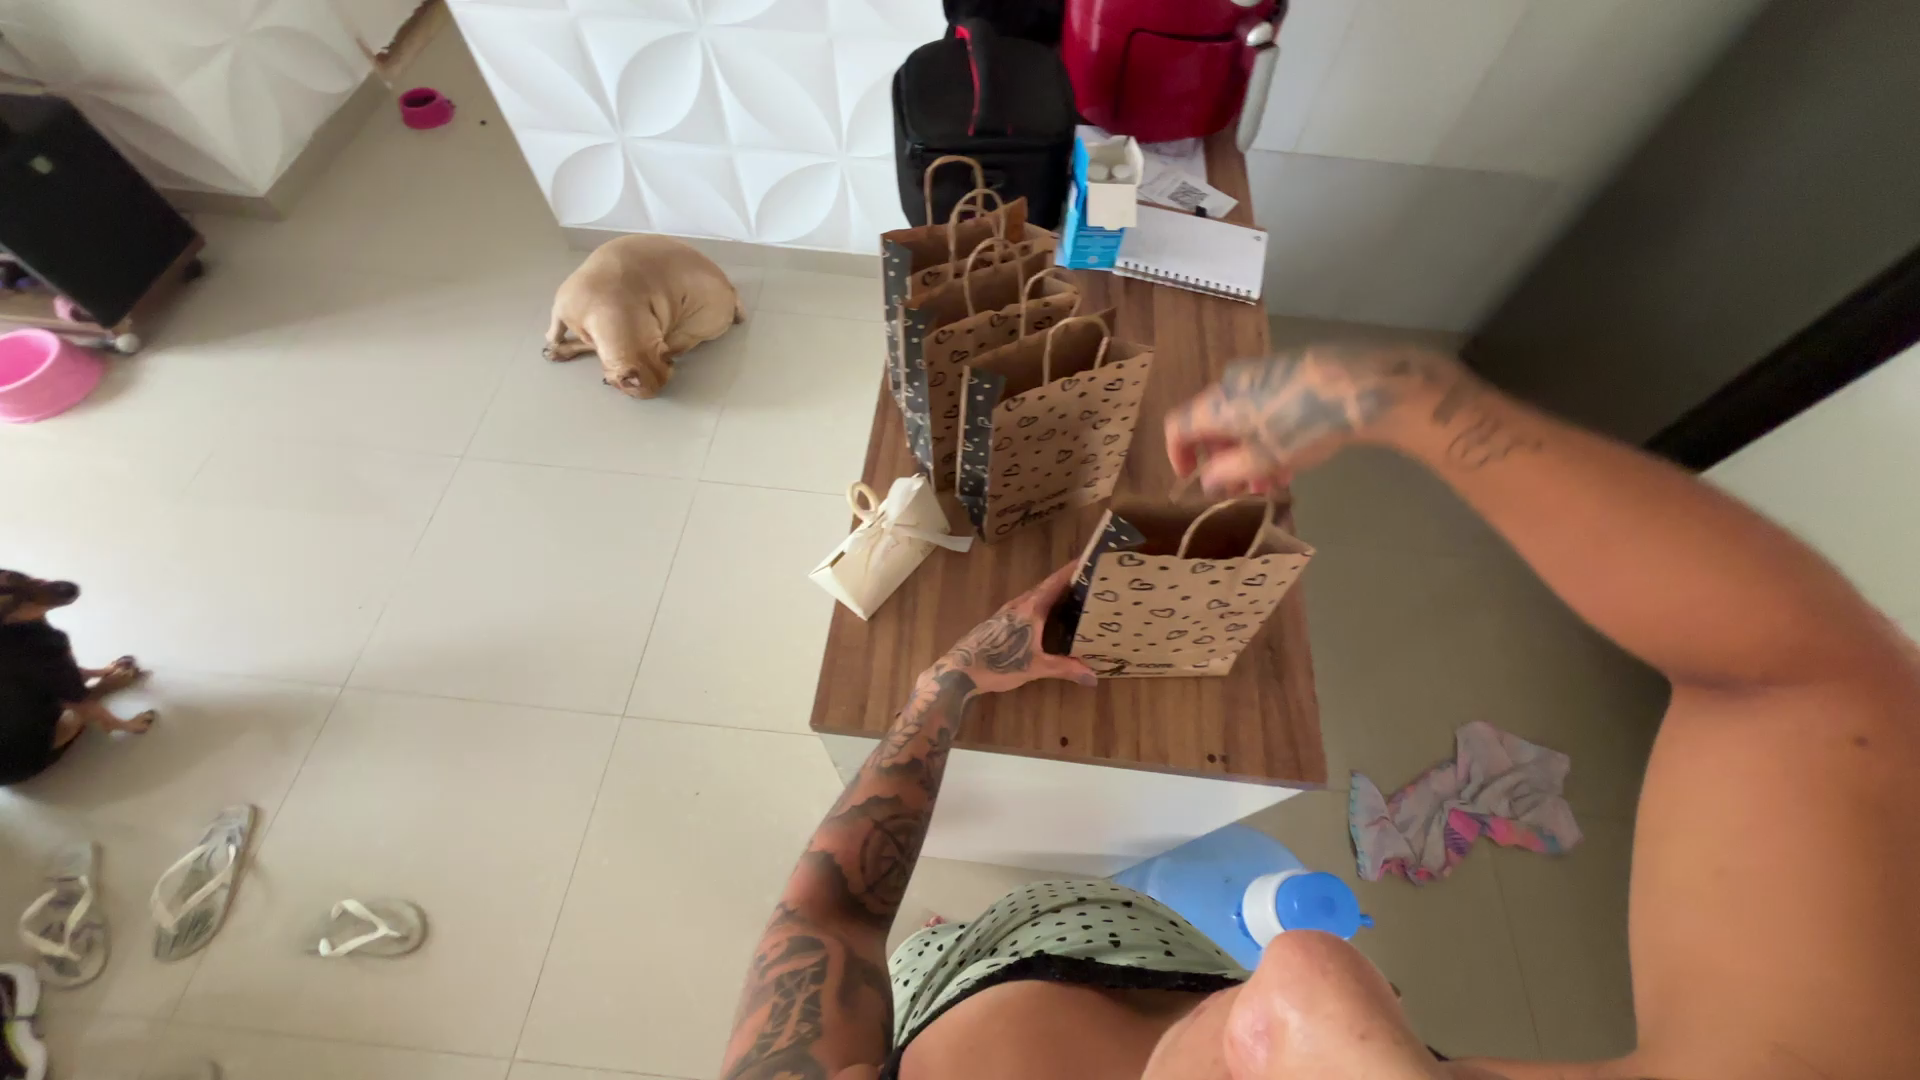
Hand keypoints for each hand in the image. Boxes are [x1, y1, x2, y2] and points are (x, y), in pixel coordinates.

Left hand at [941, 562, 1097, 694]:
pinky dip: (1040, 607)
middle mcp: (1018, 604)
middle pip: (1045, 588)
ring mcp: (1006, 612)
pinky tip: (1046, 619)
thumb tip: (1094, 677)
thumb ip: (1066, 668)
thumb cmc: (1000, 663)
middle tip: (1088, 581)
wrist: (961, 670)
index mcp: (1030, 608)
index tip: (1088, 559)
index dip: (1071, 570)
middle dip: (1066, 583)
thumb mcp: (1036, 667)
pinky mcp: (998, 622)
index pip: (1055, 583)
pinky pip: (1025, 607)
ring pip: (1034, 598)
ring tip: (1072, 598)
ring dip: (1051, 595)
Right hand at [1164, 343, 1464, 495]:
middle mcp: (1232, 385)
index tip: (1191, 478)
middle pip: (1212, 426)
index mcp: (1218, 404)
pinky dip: (1266, 436)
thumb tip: (1208, 479)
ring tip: (1272, 483)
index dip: (1177, 455)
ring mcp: (1260, 376)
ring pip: (1241, 421)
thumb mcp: (1265, 460)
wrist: (1362, 387)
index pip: (1178, 426)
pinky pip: (1262, 408)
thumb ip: (1229, 472)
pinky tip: (1292, 460)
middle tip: (1241, 490)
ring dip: (1249, 454)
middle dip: (1224, 462)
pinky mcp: (1287, 373)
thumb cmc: (1304, 426)